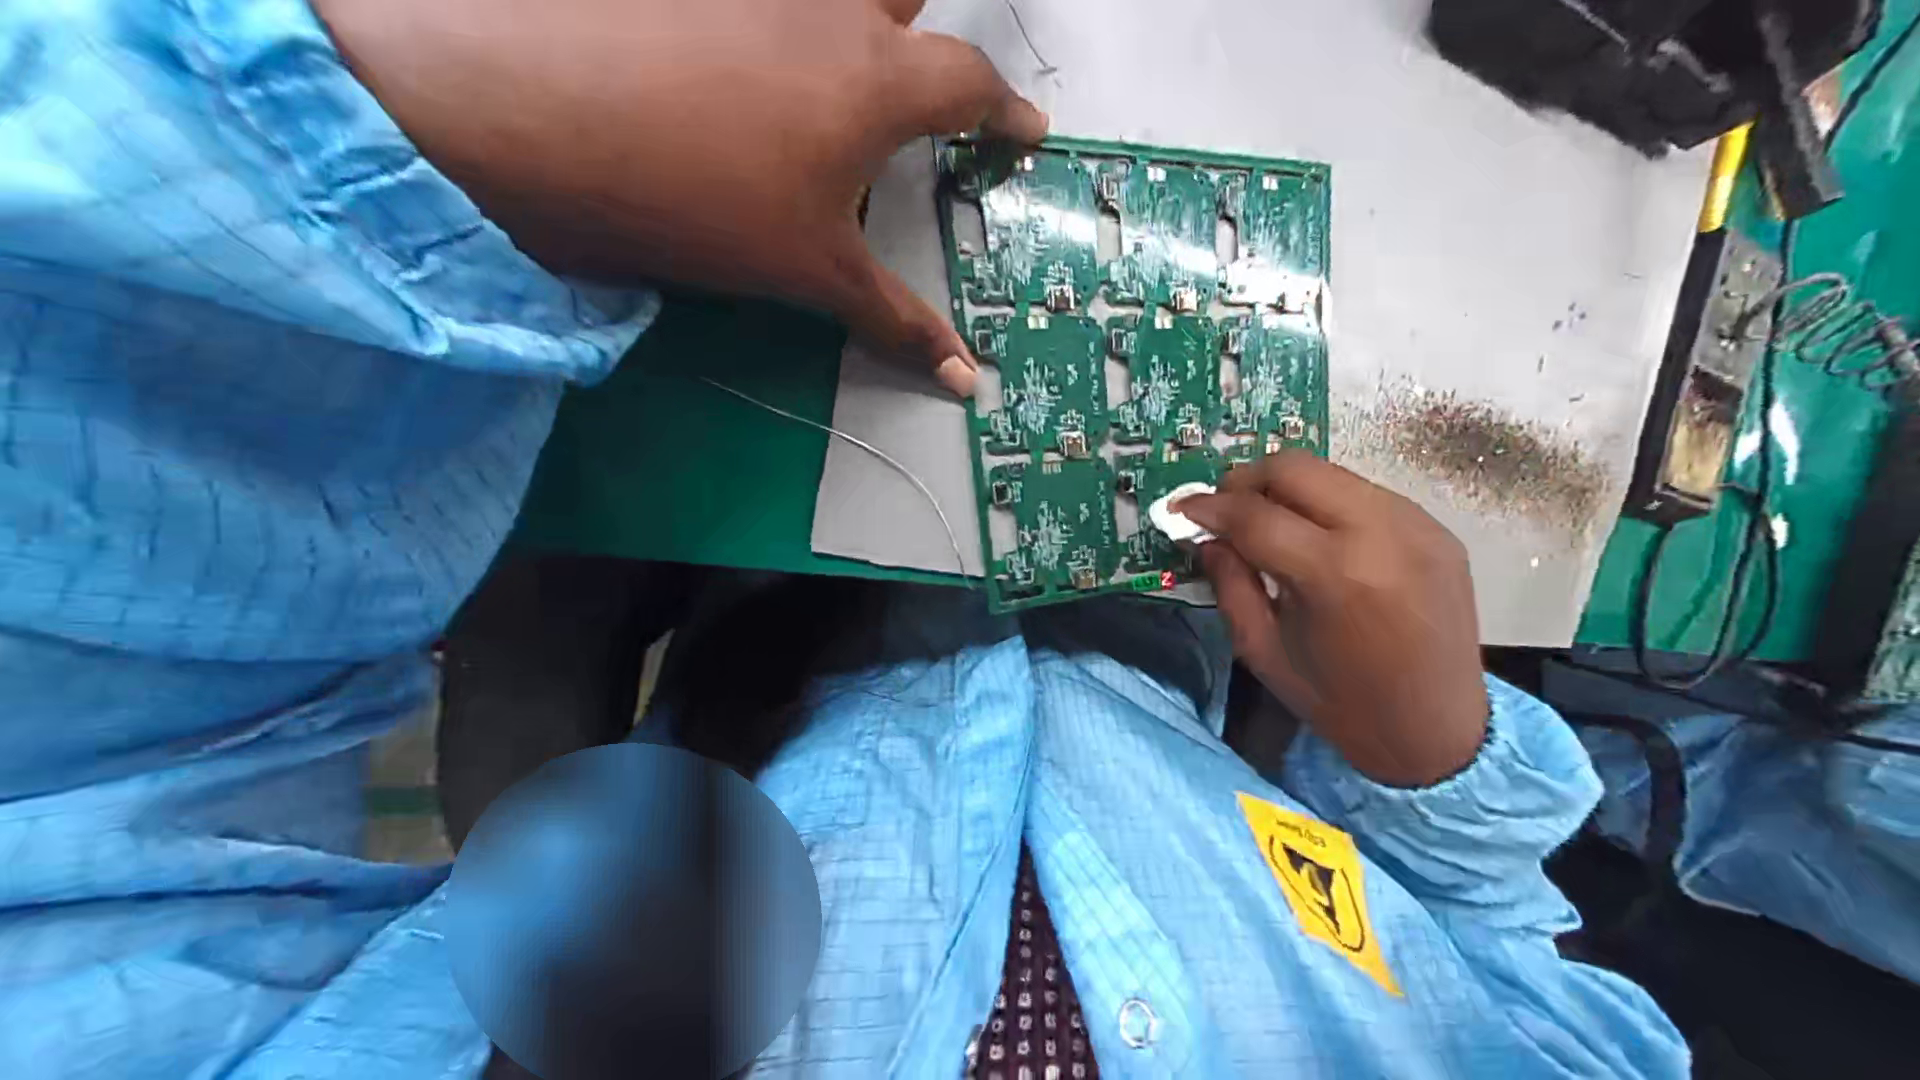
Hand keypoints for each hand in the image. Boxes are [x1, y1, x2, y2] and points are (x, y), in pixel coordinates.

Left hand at [312, 0, 1048, 396]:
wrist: (548, 125)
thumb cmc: (713, 206)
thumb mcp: (816, 274)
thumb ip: (896, 321)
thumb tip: (966, 382)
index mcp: (879, 82)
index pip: (971, 85)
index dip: (1007, 112)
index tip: (1027, 132)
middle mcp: (831, 7)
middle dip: (924, 36)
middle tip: (916, 81)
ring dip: (847, 22)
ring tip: (827, 71)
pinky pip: (749, 1)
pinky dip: (761, 25)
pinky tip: (734, 52)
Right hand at [1180, 453, 1488, 787]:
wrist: (1439, 733)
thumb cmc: (1340, 703)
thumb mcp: (1262, 649)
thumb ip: (1230, 583)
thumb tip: (1208, 537)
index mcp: (1336, 575)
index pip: (1254, 514)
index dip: (1209, 507)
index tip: (1182, 510)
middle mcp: (1383, 534)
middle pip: (1294, 469)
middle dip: (1244, 482)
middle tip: (1221, 510)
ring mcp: (1418, 526)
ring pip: (1329, 472)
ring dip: (1283, 488)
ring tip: (1262, 521)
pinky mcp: (1437, 529)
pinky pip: (1362, 493)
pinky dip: (1323, 503)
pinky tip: (1311, 535)